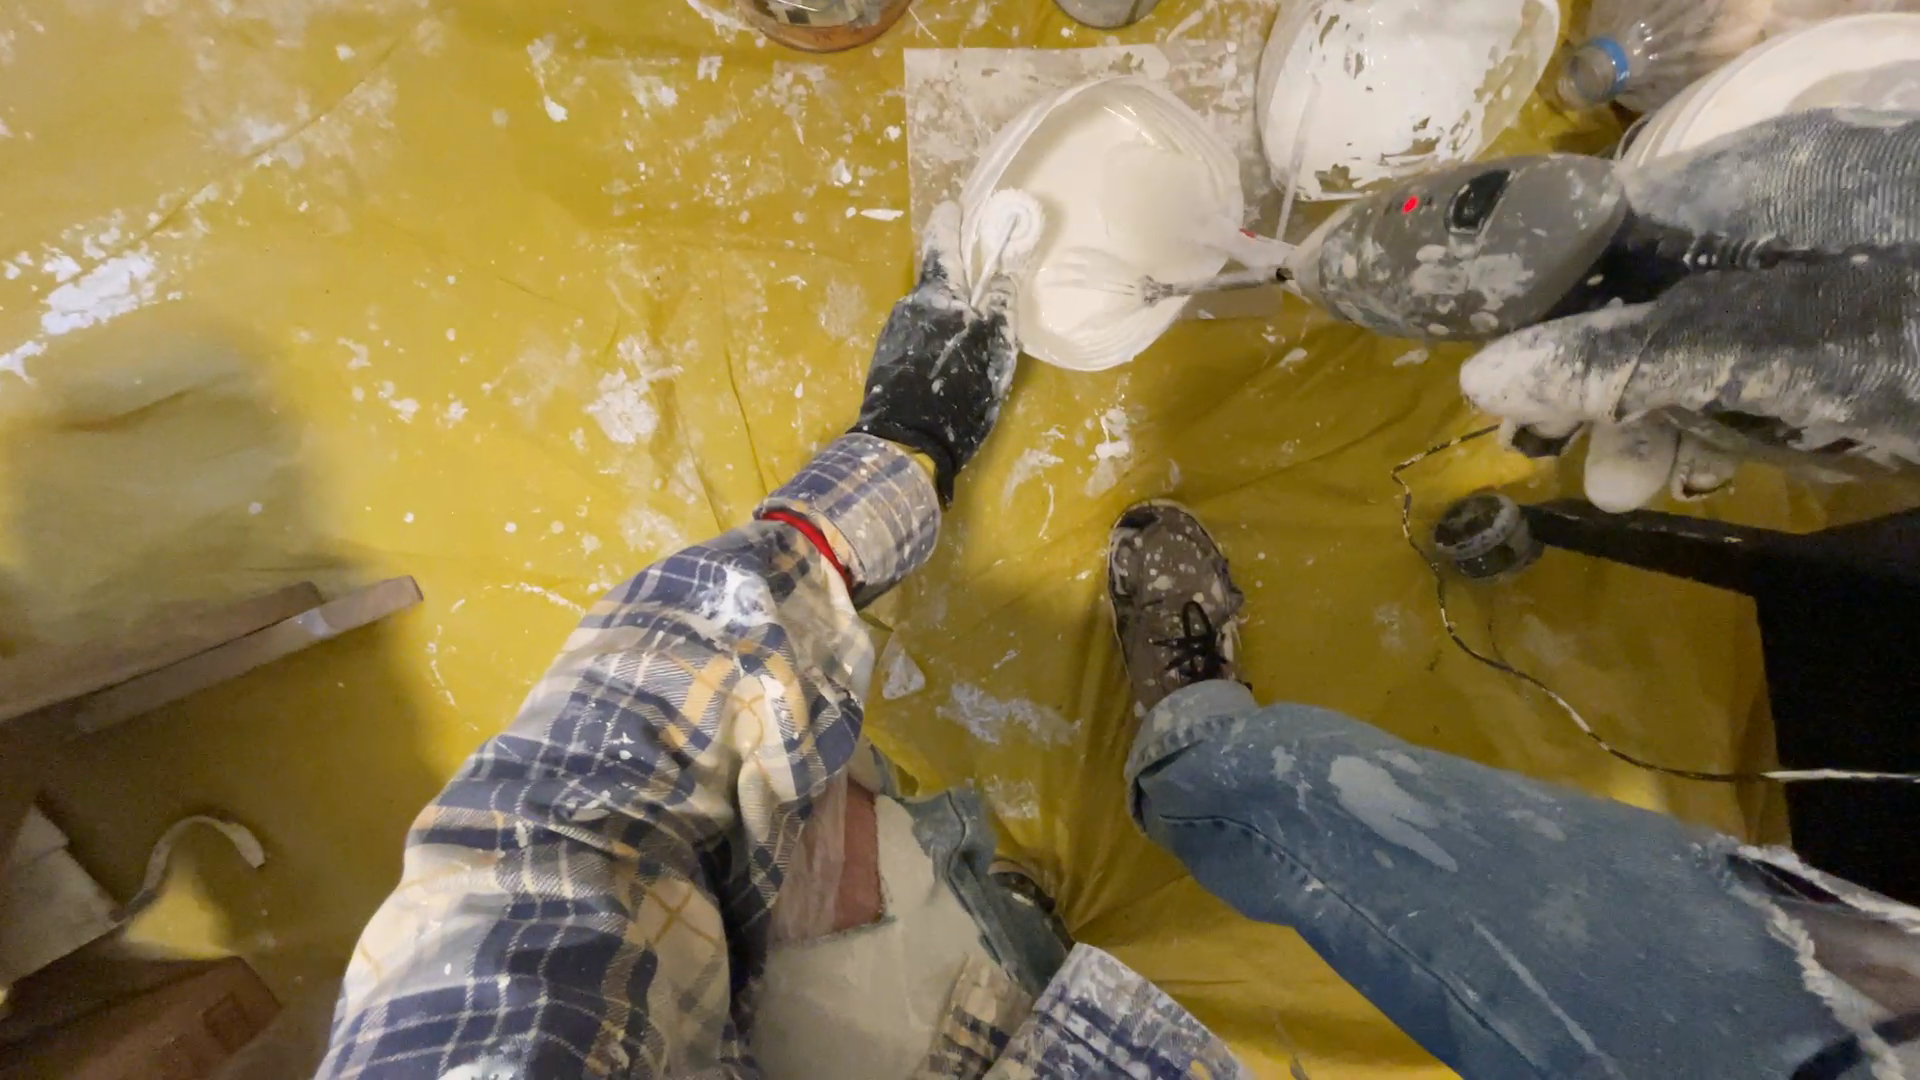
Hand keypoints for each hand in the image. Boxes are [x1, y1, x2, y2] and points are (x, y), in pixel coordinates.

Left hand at [850, 201, 1019, 504]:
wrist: (906, 443)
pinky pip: (917, 337)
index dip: (951, 221)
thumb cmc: (959, 389)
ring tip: (968, 339)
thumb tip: (1008, 265)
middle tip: (982, 292)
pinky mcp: (887, 361)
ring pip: (927, 312)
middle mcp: (909, 305)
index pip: (943, 242)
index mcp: (937, 294)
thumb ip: (1002, 302)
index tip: (955, 204)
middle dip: (958, 282)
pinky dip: (934, 339)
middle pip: (938, 282)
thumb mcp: (996, 346)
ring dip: (947, 316)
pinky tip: (946, 363)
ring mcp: (893, 334)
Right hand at [1458, 109, 1919, 511]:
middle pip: (1625, 295)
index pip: (1582, 239)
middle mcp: (1769, 207)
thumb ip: (1631, 358)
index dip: (1528, 315)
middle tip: (1554, 452)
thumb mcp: (1796, 350)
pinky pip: (1740, 352)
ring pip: (1680, 333)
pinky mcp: (1848, 302)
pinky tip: (1703, 458)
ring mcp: (1813, 254)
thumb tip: (1480, 377)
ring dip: (1642, 412)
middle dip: (1585, 383)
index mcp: (1749, 185)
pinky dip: (1710, 408)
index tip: (1501, 389)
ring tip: (1634, 487)